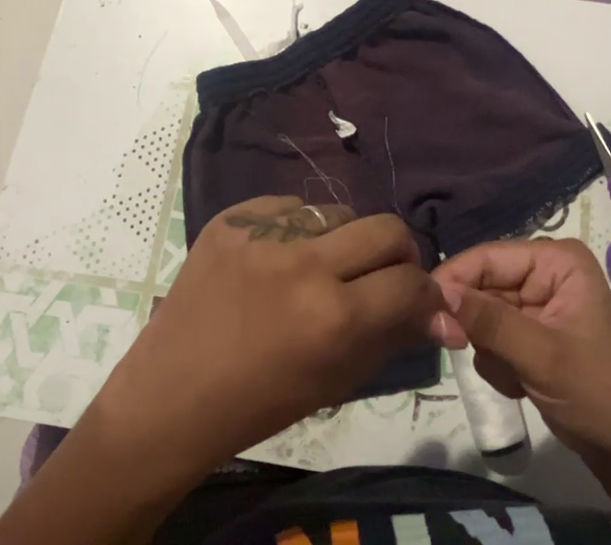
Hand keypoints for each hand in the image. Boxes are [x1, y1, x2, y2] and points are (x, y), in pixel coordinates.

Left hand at [0, 197, 443, 544]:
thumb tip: (439, 312)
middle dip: (398, 253)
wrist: (171, 395)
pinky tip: (278, 259)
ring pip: (336, 212)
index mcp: (334, 316)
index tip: (418, 298)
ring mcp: (263, 235)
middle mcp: (304, 264)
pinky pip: (287, 207)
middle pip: (386, 228)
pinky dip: (296, 230)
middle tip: (382, 274)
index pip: (411, 282)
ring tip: (321, 267)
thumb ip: (391, 336)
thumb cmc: (259, 402)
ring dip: (343, 240)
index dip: (424, 292)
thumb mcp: (336, 381)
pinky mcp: (231, 219)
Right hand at [430, 239, 610, 544]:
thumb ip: (489, 321)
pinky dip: (497, 364)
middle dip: (476, 325)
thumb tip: (438, 292)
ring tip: (518, 375)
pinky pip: (489, 338)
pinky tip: (522, 384)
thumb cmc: (596, 393)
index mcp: (557, 261)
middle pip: (480, 285)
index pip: (488, 257)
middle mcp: (545, 273)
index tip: (424, 313)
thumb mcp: (541, 356)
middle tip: (472, 353)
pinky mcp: (529, 334)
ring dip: (490, 350)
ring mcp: (536, 305)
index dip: (454, 280)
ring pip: (479, 315)